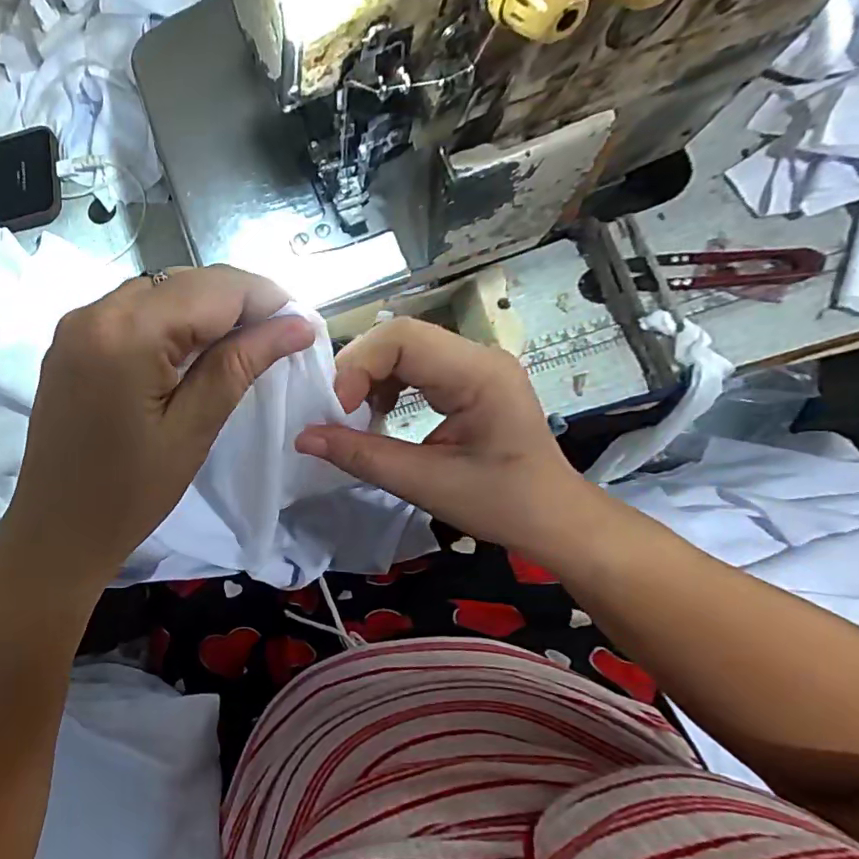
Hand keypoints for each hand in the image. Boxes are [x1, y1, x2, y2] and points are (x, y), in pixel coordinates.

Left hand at [0, 266, 314, 580]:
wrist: (56, 531)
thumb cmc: (128, 495)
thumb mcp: (192, 430)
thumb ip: (240, 365)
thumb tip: (296, 324)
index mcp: (125, 333)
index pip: (213, 288)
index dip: (264, 297)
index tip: (300, 323)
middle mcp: (93, 312)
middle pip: (183, 282)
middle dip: (235, 302)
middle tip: (276, 338)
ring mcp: (75, 326)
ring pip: (157, 292)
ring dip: (202, 310)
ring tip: (239, 347)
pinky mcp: (68, 343)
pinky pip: (129, 312)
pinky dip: (167, 321)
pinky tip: (188, 352)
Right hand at [293, 317, 609, 561]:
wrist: (555, 520)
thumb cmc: (503, 504)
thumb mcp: (427, 484)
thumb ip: (363, 456)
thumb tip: (304, 437)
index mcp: (478, 373)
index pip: (401, 338)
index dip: (357, 367)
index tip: (335, 413)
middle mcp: (476, 358)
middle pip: (397, 338)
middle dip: (356, 372)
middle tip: (333, 415)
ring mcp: (471, 367)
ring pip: (399, 351)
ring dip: (366, 379)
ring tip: (349, 418)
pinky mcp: (463, 383)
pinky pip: (411, 369)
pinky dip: (382, 388)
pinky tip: (374, 417)